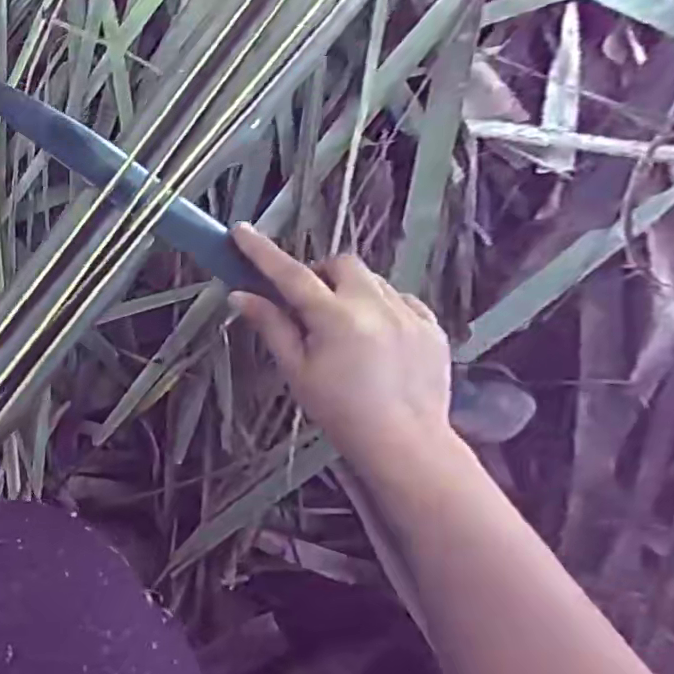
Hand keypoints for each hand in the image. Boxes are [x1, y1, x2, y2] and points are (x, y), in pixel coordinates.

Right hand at [227, 223, 453, 461]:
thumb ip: (271, 326)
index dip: (262, 252)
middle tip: (304, 303)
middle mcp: (376, 306)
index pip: (290, 274)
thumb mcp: (295, 369)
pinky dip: (378, 305)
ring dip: (347, 289)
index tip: (241, 231)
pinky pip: (399, 298)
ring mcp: (410, 314)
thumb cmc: (338, 410)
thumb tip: (240, 296)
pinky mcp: (433, 326)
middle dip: (318, 273)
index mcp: (336, 318)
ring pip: (371, 279)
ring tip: (340, 325)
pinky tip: (371, 335)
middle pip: (341, 264)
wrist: (405, 442)